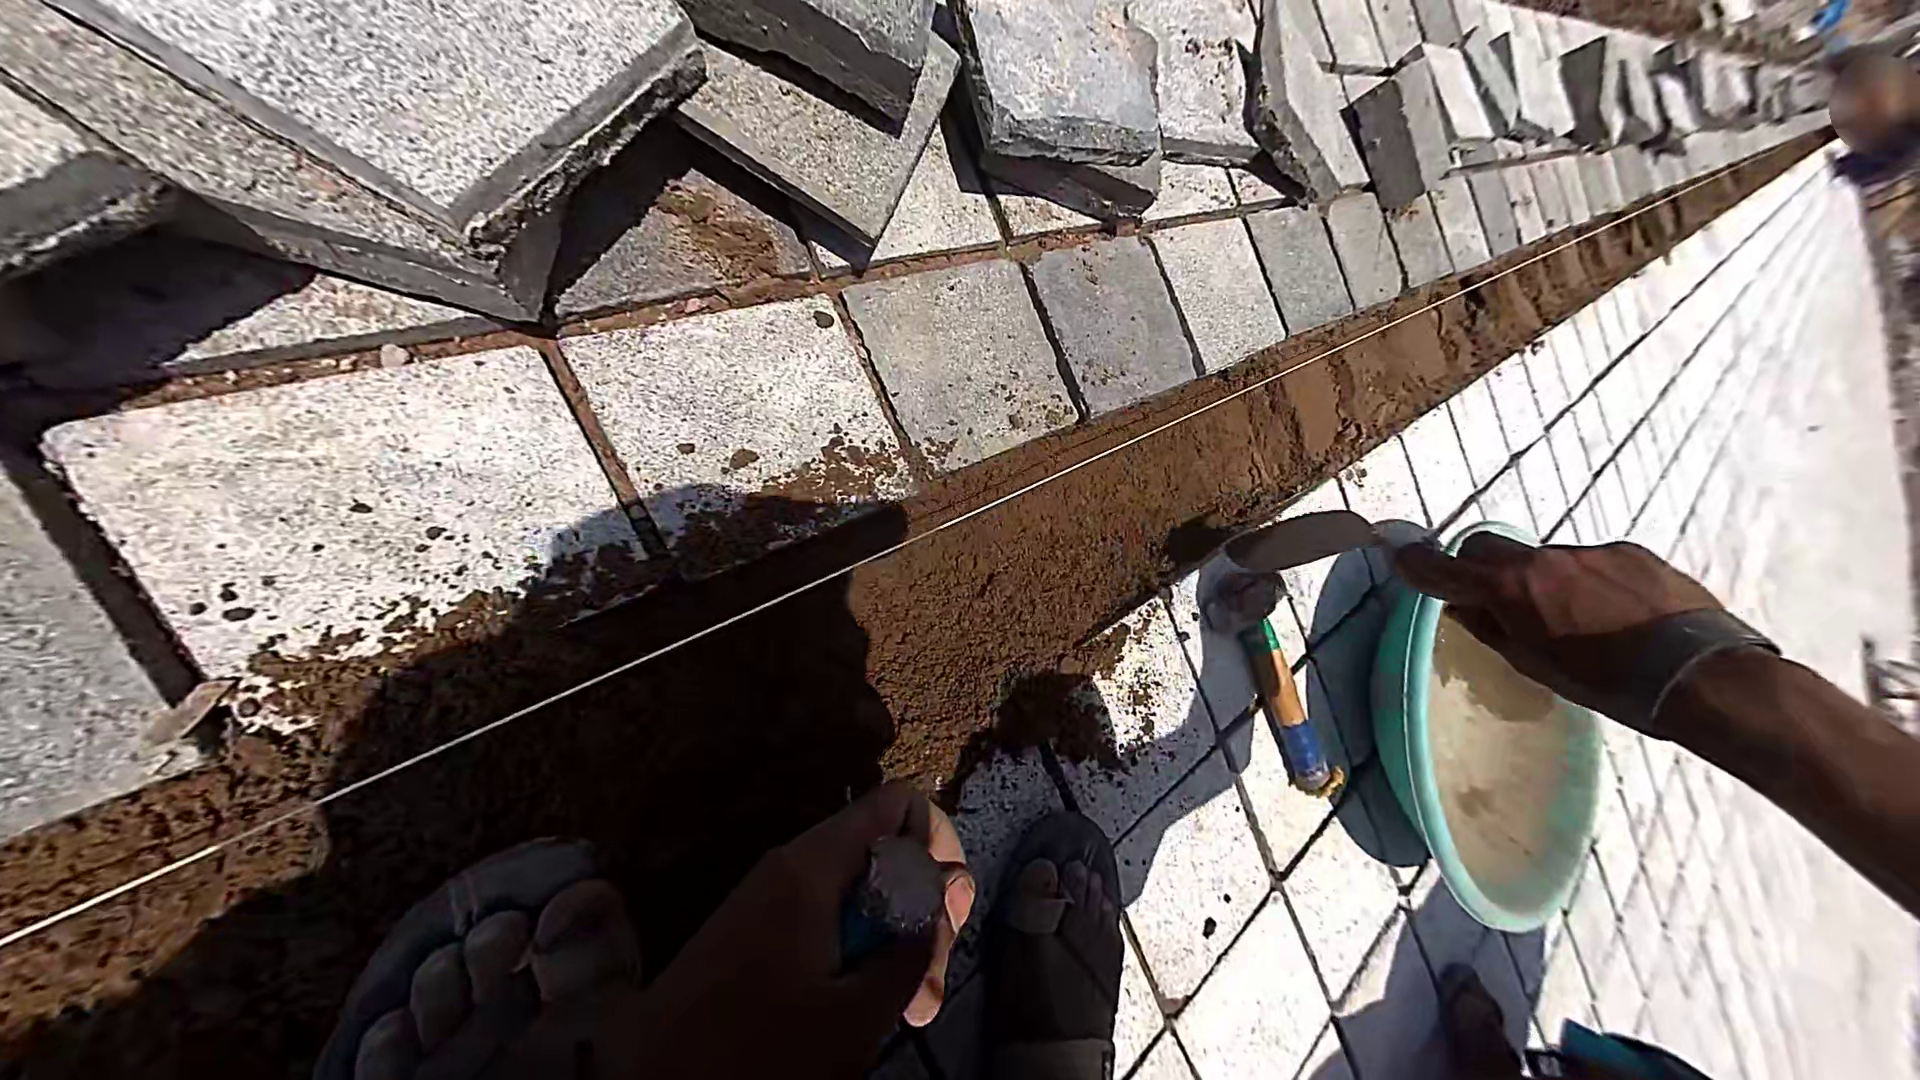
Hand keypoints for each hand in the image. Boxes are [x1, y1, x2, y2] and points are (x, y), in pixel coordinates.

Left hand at [629, 781, 971, 1078]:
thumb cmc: (754, 1049)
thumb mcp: (854, 1013)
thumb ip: (913, 943)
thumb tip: (950, 885)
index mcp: (816, 862)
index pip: (897, 803)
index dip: (936, 838)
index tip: (946, 905)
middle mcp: (798, 860)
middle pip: (887, 848)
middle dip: (922, 903)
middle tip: (932, 977)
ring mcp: (778, 890)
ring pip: (863, 886)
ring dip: (896, 936)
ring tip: (909, 1007)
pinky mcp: (764, 922)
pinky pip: (832, 911)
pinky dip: (860, 947)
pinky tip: (866, 1004)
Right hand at [1394, 534, 1721, 735]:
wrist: (1707, 677)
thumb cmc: (1607, 682)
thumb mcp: (1531, 661)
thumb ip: (1489, 626)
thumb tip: (1461, 606)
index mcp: (1509, 587)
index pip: (1442, 567)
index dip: (1415, 563)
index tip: (1400, 558)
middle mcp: (1541, 559)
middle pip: (1485, 547)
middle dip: (1478, 566)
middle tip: (1493, 595)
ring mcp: (1588, 551)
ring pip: (1540, 557)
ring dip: (1540, 577)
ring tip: (1573, 615)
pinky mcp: (1631, 553)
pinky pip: (1587, 560)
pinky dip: (1583, 579)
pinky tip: (1611, 610)